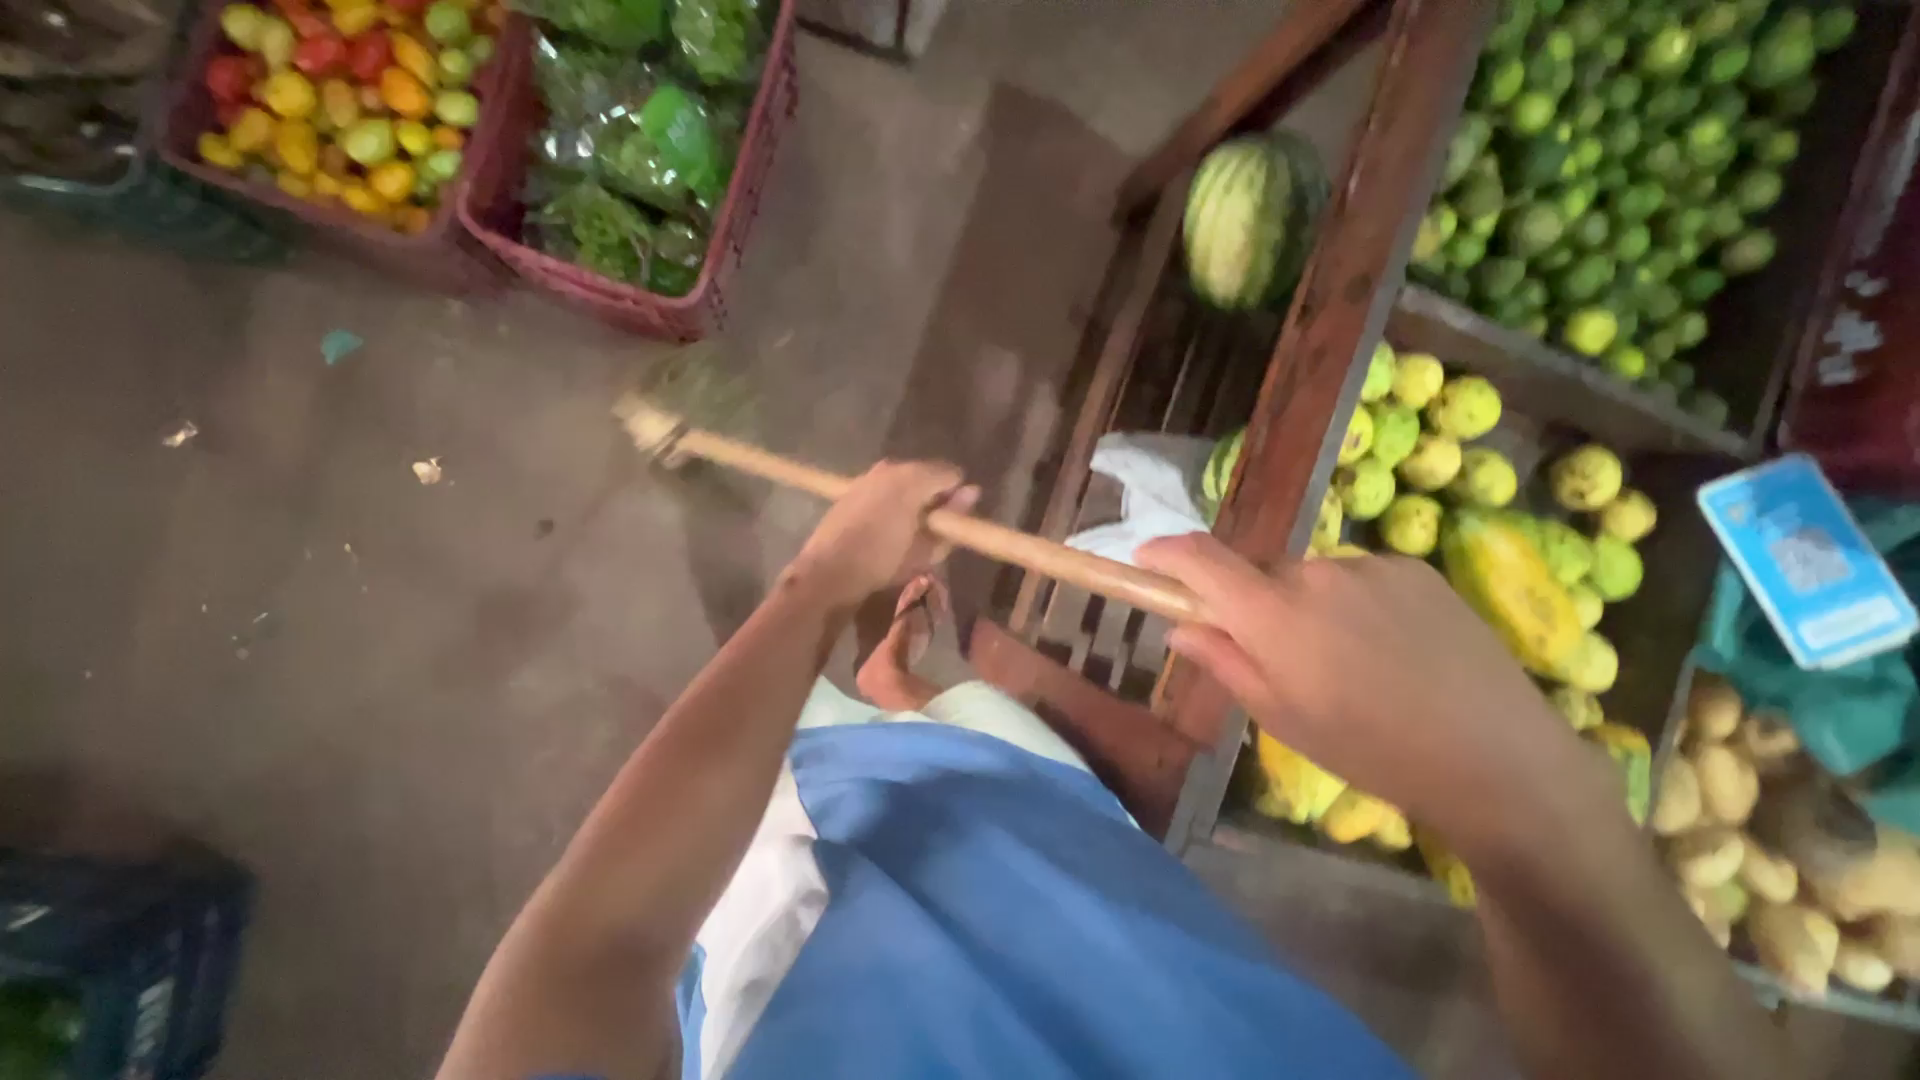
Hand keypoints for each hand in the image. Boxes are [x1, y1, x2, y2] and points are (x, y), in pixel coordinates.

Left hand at [786, 461, 979, 608]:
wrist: (828, 571)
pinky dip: (891, 500)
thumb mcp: (927, 547)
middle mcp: (890, 467)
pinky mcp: (852, 487)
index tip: (951, 522)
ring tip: (907, 529)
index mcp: (913, 477)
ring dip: (911, 498)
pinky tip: (885, 527)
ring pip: (903, 479)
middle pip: (925, 473)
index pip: (951, 473)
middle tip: (931, 529)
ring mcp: (868, 475)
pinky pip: (883, 487)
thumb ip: (953, 516)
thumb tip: (973, 492)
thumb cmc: (883, 562)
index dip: (956, 496)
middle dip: (933, 496)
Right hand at [1136, 532, 1614, 853]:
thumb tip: (1181, 628)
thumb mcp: (1281, 718)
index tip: (1146, 558)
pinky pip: (1359, 578)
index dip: (1165, 552)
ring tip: (1349, 664)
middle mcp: (1316, 573)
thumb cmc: (1371, 751)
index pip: (1201, 560)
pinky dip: (1354, 604)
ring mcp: (1371, 565)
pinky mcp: (1415, 568)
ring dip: (1309, 607)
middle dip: (1254, 606)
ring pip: (1312, 578)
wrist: (1497, 757)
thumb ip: (1223, 662)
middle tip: (1278, 657)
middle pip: (1261, 575)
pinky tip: (1391, 650)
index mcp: (1275, 615)